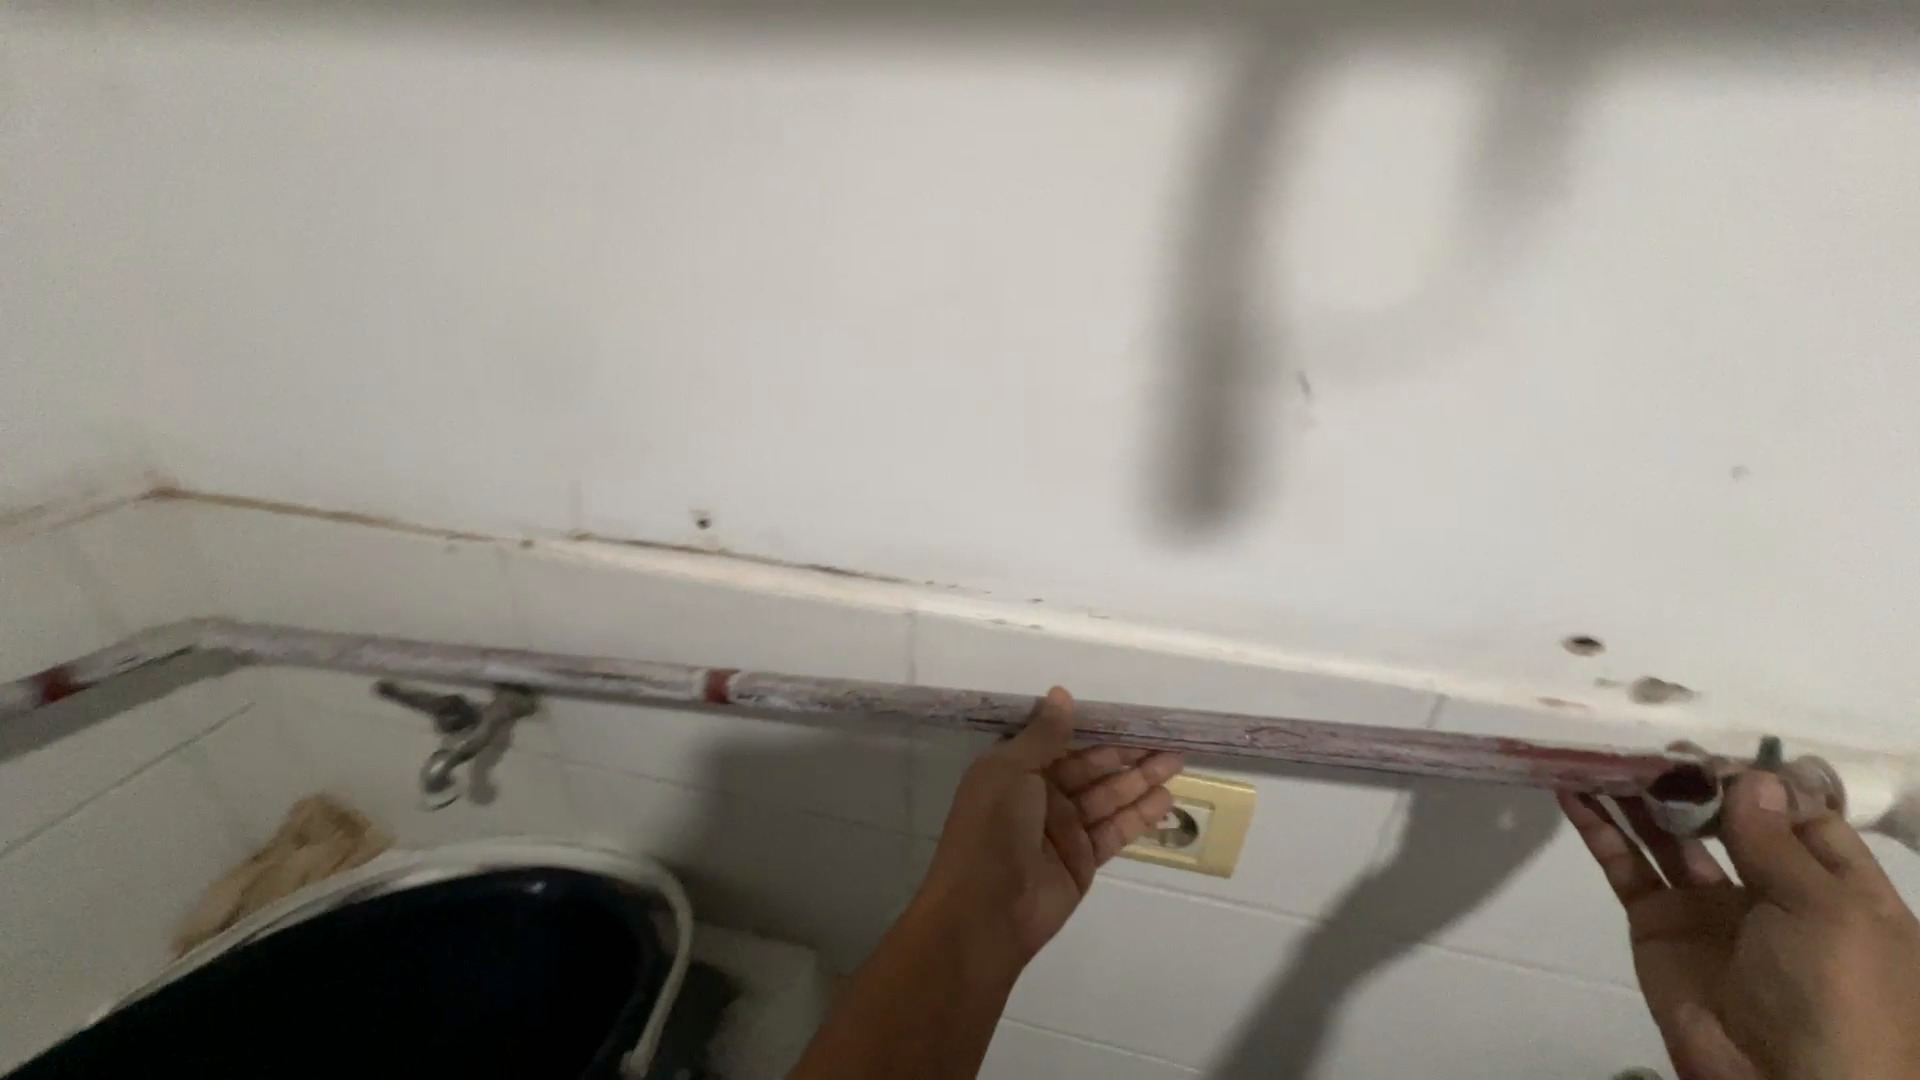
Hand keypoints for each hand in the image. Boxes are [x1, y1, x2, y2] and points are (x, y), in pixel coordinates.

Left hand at [913, 687, 1184, 966]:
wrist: (986, 911)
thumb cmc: (991, 829)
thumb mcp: (1011, 771)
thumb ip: (1043, 736)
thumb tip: (1060, 693)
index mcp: (1015, 769)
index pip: (1059, 741)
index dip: (1091, 727)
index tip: (1125, 712)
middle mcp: (1040, 795)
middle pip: (1090, 767)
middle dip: (1125, 753)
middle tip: (1164, 737)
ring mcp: (1063, 829)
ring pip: (1108, 796)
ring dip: (1140, 780)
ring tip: (1176, 761)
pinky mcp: (1083, 859)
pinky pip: (1115, 830)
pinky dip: (1139, 815)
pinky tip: (1165, 799)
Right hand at [1564, 773, 1919, 1079]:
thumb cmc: (1834, 994)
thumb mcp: (1826, 912)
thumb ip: (1777, 841)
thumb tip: (1749, 775)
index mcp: (1837, 892)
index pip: (1803, 820)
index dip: (1762, 783)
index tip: (1715, 745)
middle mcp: (1772, 891)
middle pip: (1726, 821)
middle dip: (1690, 781)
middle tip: (1646, 742)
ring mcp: (1707, 905)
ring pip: (1667, 835)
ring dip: (1636, 796)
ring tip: (1600, 755)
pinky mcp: (1654, 919)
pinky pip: (1623, 862)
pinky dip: (1596, 827)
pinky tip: (1571, 793)